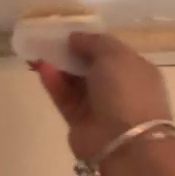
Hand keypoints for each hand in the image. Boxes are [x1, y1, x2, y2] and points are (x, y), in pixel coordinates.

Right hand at [32, 31, 171, 160]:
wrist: (126, 144)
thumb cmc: (127, 92)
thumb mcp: (115, 55)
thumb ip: (93, 42)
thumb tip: (75, 37)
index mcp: (136, 70)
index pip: (111, 51)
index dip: (90, 41)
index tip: (69, 31)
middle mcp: (119, 88)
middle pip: (90, 66)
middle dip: (71, 53)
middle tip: (49, 38)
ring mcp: (99, 106)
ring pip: (74, 81)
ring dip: (58, 65)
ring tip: (38, 48)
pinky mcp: (79, 121)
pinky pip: (64, 97)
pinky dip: (53, 82)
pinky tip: (41, 67)